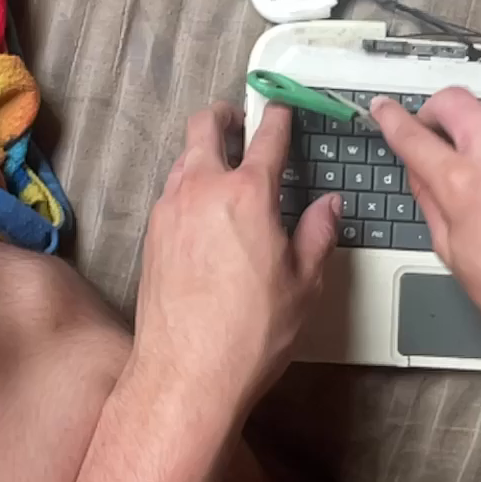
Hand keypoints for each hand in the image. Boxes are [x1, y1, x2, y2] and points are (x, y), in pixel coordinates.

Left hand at [131, 103, 340, 416]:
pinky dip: (188, 184)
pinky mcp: (152, 232)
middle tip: (240, 121)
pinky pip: (171, 190)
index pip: (267, 137)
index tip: (281, 109)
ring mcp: (170, 209)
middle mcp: (201, 190)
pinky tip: (204, 211)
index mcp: (246, 194)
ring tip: (224, 167)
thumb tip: (328, 207)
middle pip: (205, 126)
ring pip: (184, 156)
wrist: (186, 372)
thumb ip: (318, 233)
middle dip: (224, 115)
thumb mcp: (304, 283)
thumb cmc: (248, 332)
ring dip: (204, 150)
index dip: (278, 116)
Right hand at [370, 89, 480, 368]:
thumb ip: (433, 204)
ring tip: (467, 154)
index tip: (383, 111)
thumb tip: (422, 174)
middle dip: (432, 111)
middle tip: (426, 133)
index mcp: (467, 186)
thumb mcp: (457, 257)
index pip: (414, 135)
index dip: (390, 119)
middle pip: (455, 100)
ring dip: (470, 122)